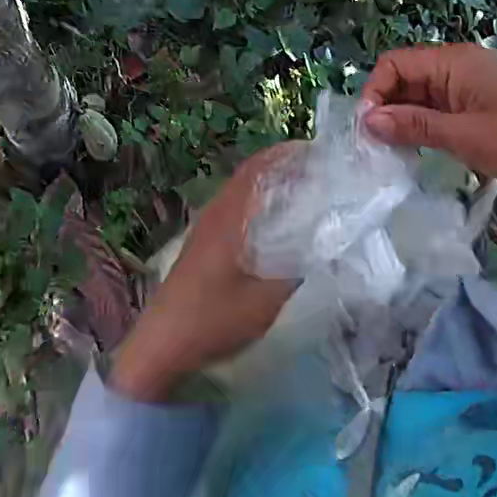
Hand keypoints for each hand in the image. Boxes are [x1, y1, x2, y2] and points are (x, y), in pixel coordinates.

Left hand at [109, 144, 302, 401]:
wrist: (163, 342)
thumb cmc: (214, 318)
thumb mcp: (267, 298)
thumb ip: (300, 267)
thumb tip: (333, 240)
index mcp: (230, 215)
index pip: (260, 167)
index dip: (289, 155)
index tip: (322, 154)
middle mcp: (216, 212)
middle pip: (252, 176)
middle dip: (287, 169)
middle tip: (325, 175)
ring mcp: (206, 227)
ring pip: (244, 194)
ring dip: (274, 187)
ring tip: (310, 196)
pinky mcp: (203, 244)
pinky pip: (238, 211)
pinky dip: (262, 207)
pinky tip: (280, 228)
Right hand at [358, 44, 496, 199]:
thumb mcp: (466, 138)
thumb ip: (413, 126)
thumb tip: (367, 121)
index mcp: (454, 62)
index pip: (393, 65)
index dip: (374, 94)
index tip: (369, 131)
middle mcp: (459, 65)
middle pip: (404, 78)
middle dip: (386, 109)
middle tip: (379, 148)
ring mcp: (471, 82)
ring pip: (420, 94)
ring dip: (404, 120)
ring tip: (398, 153)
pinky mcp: (482, 101)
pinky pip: (439, 106)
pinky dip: (425, 124)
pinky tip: (423, 149)